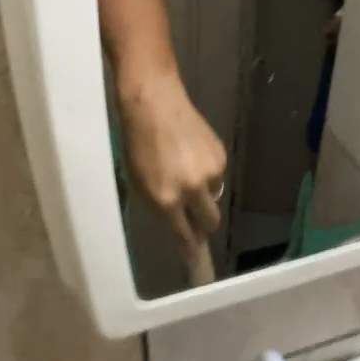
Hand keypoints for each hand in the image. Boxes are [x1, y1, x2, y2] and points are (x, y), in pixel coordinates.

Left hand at [118, 74, 227, 255]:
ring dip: (203, 194)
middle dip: (204, 225)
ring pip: (213, 198)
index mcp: (166, 199)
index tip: (193, 258)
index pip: (185, 235)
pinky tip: (192, 156)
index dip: (190, 248)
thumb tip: (182, 228)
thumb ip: (162, 208)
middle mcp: (192, 190)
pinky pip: (217, 177)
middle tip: (194, 218)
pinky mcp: (221, 158)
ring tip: (185, 171)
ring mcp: (210, 173)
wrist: (154, 102)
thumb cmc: (138, 143)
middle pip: (210, 222)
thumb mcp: (140, 182)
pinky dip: (207, 174)